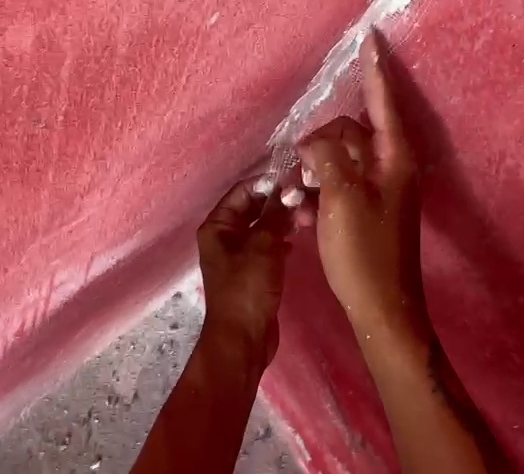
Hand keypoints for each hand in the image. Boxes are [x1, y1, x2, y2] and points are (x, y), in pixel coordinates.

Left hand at [196, 180, 297, 365]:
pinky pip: (267, 244)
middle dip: (278, 202)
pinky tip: (297, 240)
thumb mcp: (263, 246)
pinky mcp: (252, 270)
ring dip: (282, 220)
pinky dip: (281, 239)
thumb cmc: (247, 289)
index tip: (295, 182)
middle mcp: (225, 236)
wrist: (243, 340)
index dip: (267, 183)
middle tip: (305, 200)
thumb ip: (275, 215)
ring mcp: (238, 254)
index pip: (243, 190)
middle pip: (253, 207)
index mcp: (218, 226)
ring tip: (305, 218)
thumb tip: (288, 189)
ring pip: (262, 226)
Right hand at [297, 28, 425, 342]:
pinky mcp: (367, 209)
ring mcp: (381, 188)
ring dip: (315, 171)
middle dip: (320, 143)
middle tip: (297, 170)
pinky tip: (302, 214)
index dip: (374, 67)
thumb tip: (315, 142)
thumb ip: (326, 157)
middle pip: (350, 131)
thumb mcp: (340, 197)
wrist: (381, 310)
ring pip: (340, 159)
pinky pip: (338, 185)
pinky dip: (319, 193)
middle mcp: (392, 165)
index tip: (372, 35)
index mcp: (394, 156)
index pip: (382, 99)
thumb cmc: (364, 252)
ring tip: (296, 197)